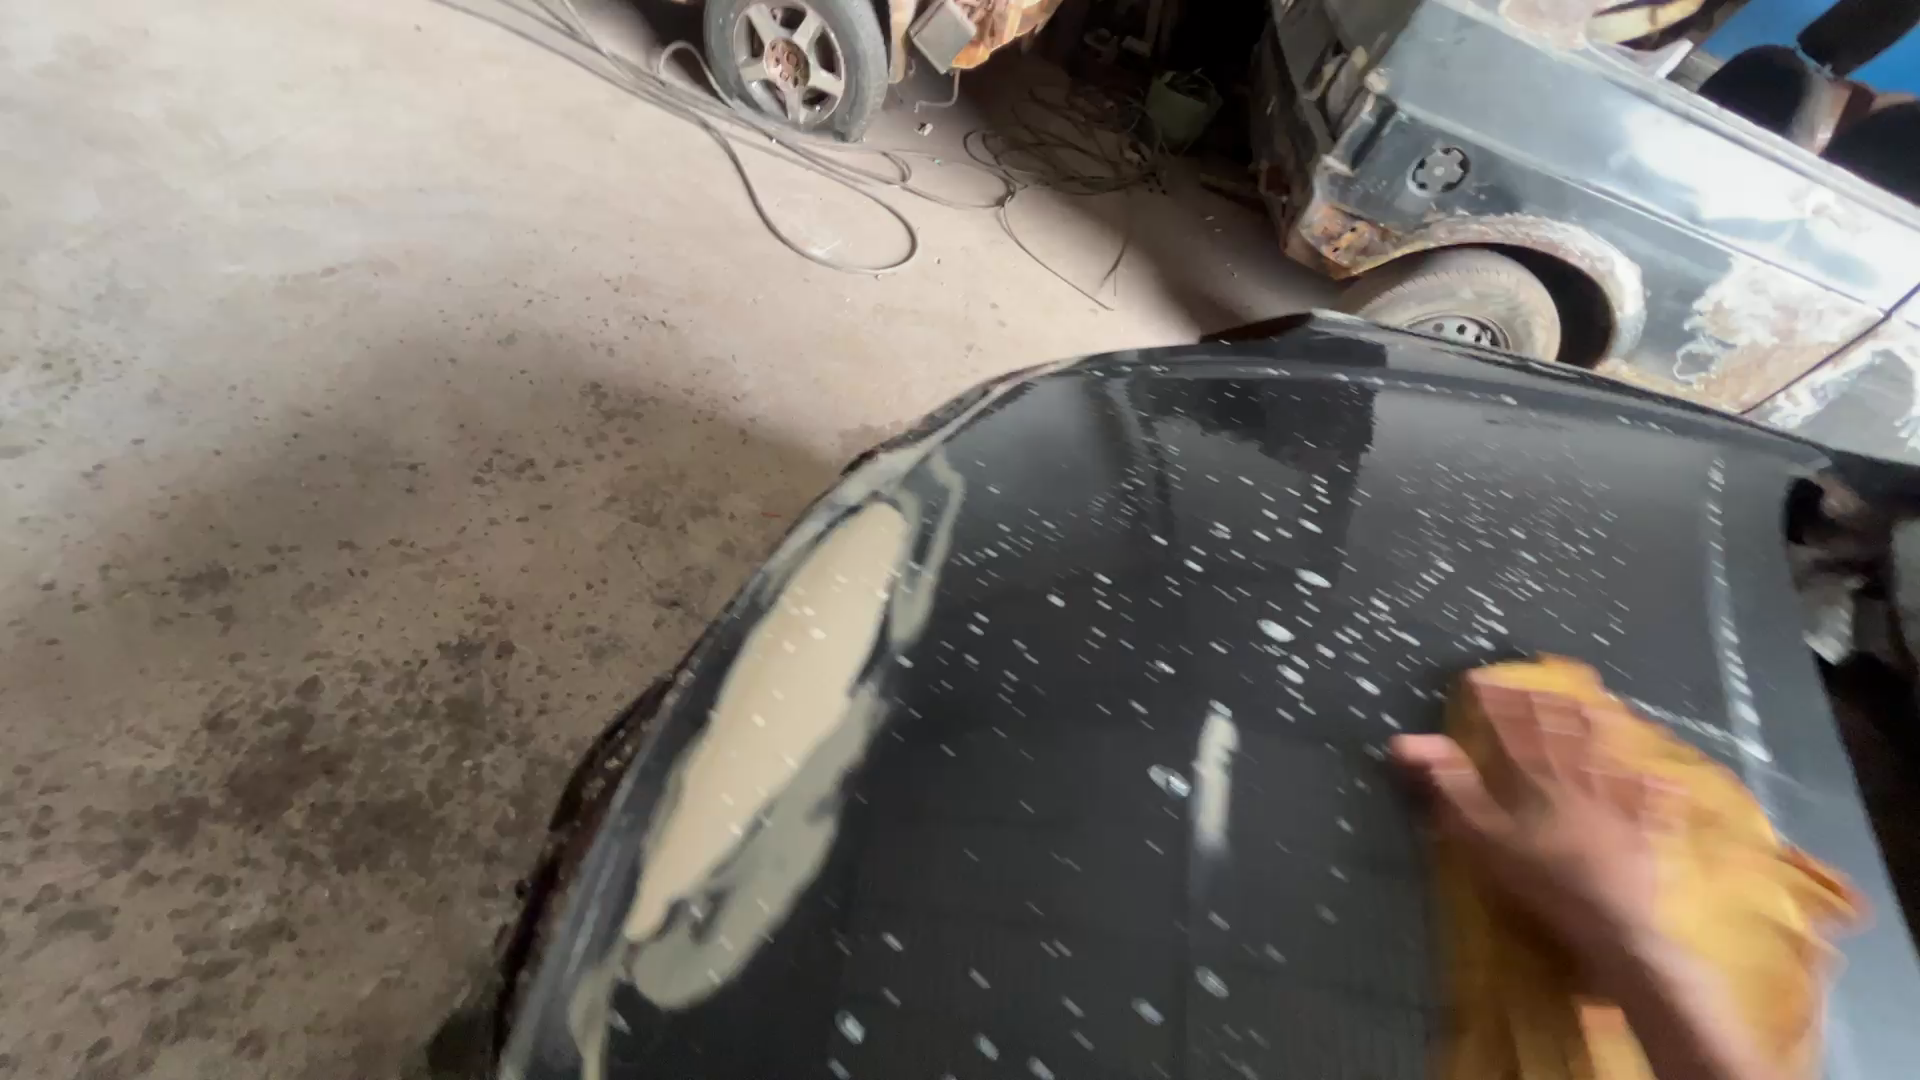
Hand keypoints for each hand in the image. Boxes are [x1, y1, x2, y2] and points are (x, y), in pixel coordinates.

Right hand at [1391, 676, 1666, 974]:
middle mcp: (1571, 782)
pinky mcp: (1639, 837)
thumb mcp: (1474, 831)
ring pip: (1600, 758)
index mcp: (1529, 779)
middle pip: (1557, 735)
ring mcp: (1611, 807)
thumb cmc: (1533, 877)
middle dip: (1543, 707)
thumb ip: (1445, 783)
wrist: (1608, 928)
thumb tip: (1406, 740)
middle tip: (1537, 685)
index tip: (1480, 679)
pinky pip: (1649, 806)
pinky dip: (1652, 790)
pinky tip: (1663, 779)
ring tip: (1593, 707)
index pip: (1508, 729)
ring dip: (1594, 730)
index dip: (1494, 703)